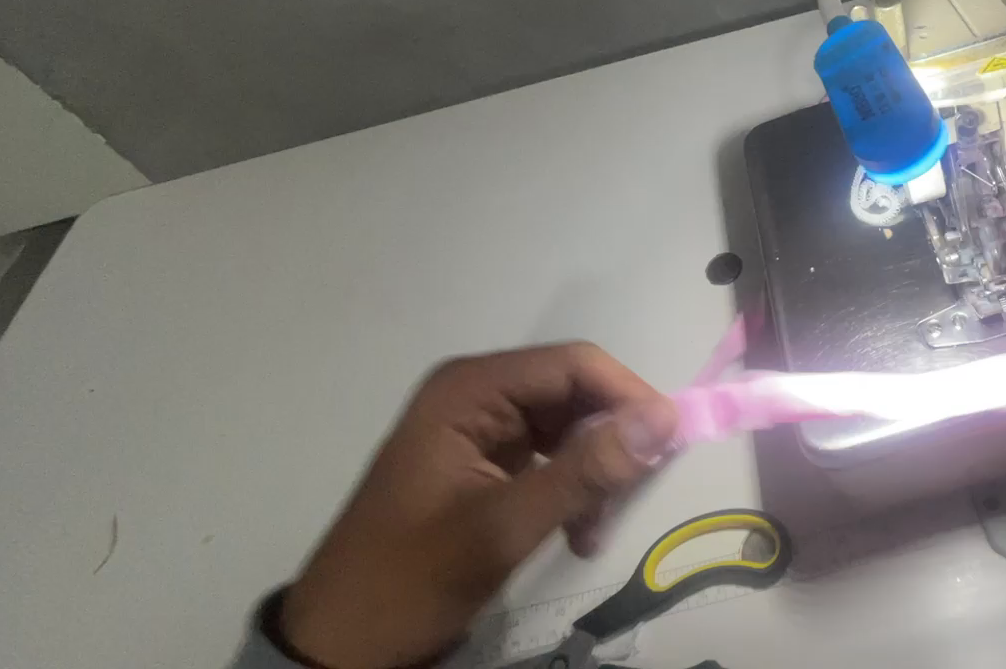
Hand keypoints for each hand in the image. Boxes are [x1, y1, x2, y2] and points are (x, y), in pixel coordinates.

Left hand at [279, 343, 678, 668]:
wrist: (336, 651)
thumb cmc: (408, 581)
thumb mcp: (502, 528)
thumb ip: (586, 472)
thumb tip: (664, 421)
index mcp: (471, 389)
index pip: (572, 365)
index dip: (627, 394)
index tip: (668, 442)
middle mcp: (479, 395)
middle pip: (574, 394)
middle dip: (609, 442)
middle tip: (632, 494)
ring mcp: (482, 428)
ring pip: (570, 427)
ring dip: (595, 473)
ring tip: (596, 529)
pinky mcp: (487, 461)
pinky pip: (552, 456)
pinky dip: (574, 489)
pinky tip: (579, 532)